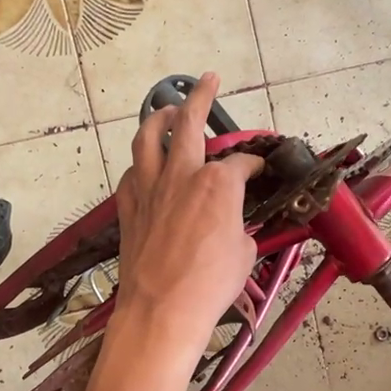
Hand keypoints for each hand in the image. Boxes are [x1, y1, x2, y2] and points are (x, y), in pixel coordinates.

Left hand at [114, 73, 263, 343]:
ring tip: (165, 109)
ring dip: (157, 118)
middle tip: (207, 80)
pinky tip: (144, 166)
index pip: (242, 163)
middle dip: (200, 96)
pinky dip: (140, 164)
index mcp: (218, 183)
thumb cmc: (211, 285)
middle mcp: (182, 174)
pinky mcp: (129, 208)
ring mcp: (150, 189)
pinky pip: (132, 174)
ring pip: (147, 138)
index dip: (255, 164)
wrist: (162, 310)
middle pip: (188, 123)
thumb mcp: (244, 254)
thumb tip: (235, 225)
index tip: (261, 169)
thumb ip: (239, 227)